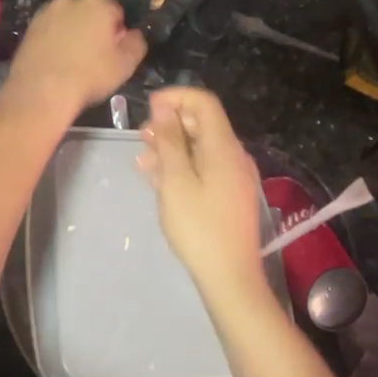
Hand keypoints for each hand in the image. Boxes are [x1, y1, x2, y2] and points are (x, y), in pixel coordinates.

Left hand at [6, 0, 144, 116]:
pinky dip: (55, 39)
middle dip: (95, 27)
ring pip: (69, 19)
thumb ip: (137, 42)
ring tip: (74, 60)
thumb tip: (133, 34)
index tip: (114, 52)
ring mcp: (47, 11)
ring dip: (74, 32)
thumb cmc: (89, 75)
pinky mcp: (30, 26)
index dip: (117, 32)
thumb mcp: (126, 64)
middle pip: (91, 11)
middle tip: (95, 56)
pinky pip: (51, 29)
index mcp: (98, 2)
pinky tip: (56, 61)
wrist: (41, 91)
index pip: (116, 12)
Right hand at [137, 87, 268, 298]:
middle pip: (203, 124)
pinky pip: (206, 167)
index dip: (176, 97)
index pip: (204, 102)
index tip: (149, 108)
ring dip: (173, 147)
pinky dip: (183, 166)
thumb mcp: (175, 181)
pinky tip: (159, 179)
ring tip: (143, 159)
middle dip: (171, 123)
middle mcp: (234, 155)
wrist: (231, 279)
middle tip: (142, 137)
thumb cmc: (199, 227)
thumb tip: (164, 110)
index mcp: (224, 146)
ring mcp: (235, 177)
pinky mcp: (232, 196)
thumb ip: (169, 141)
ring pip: (201, 148)